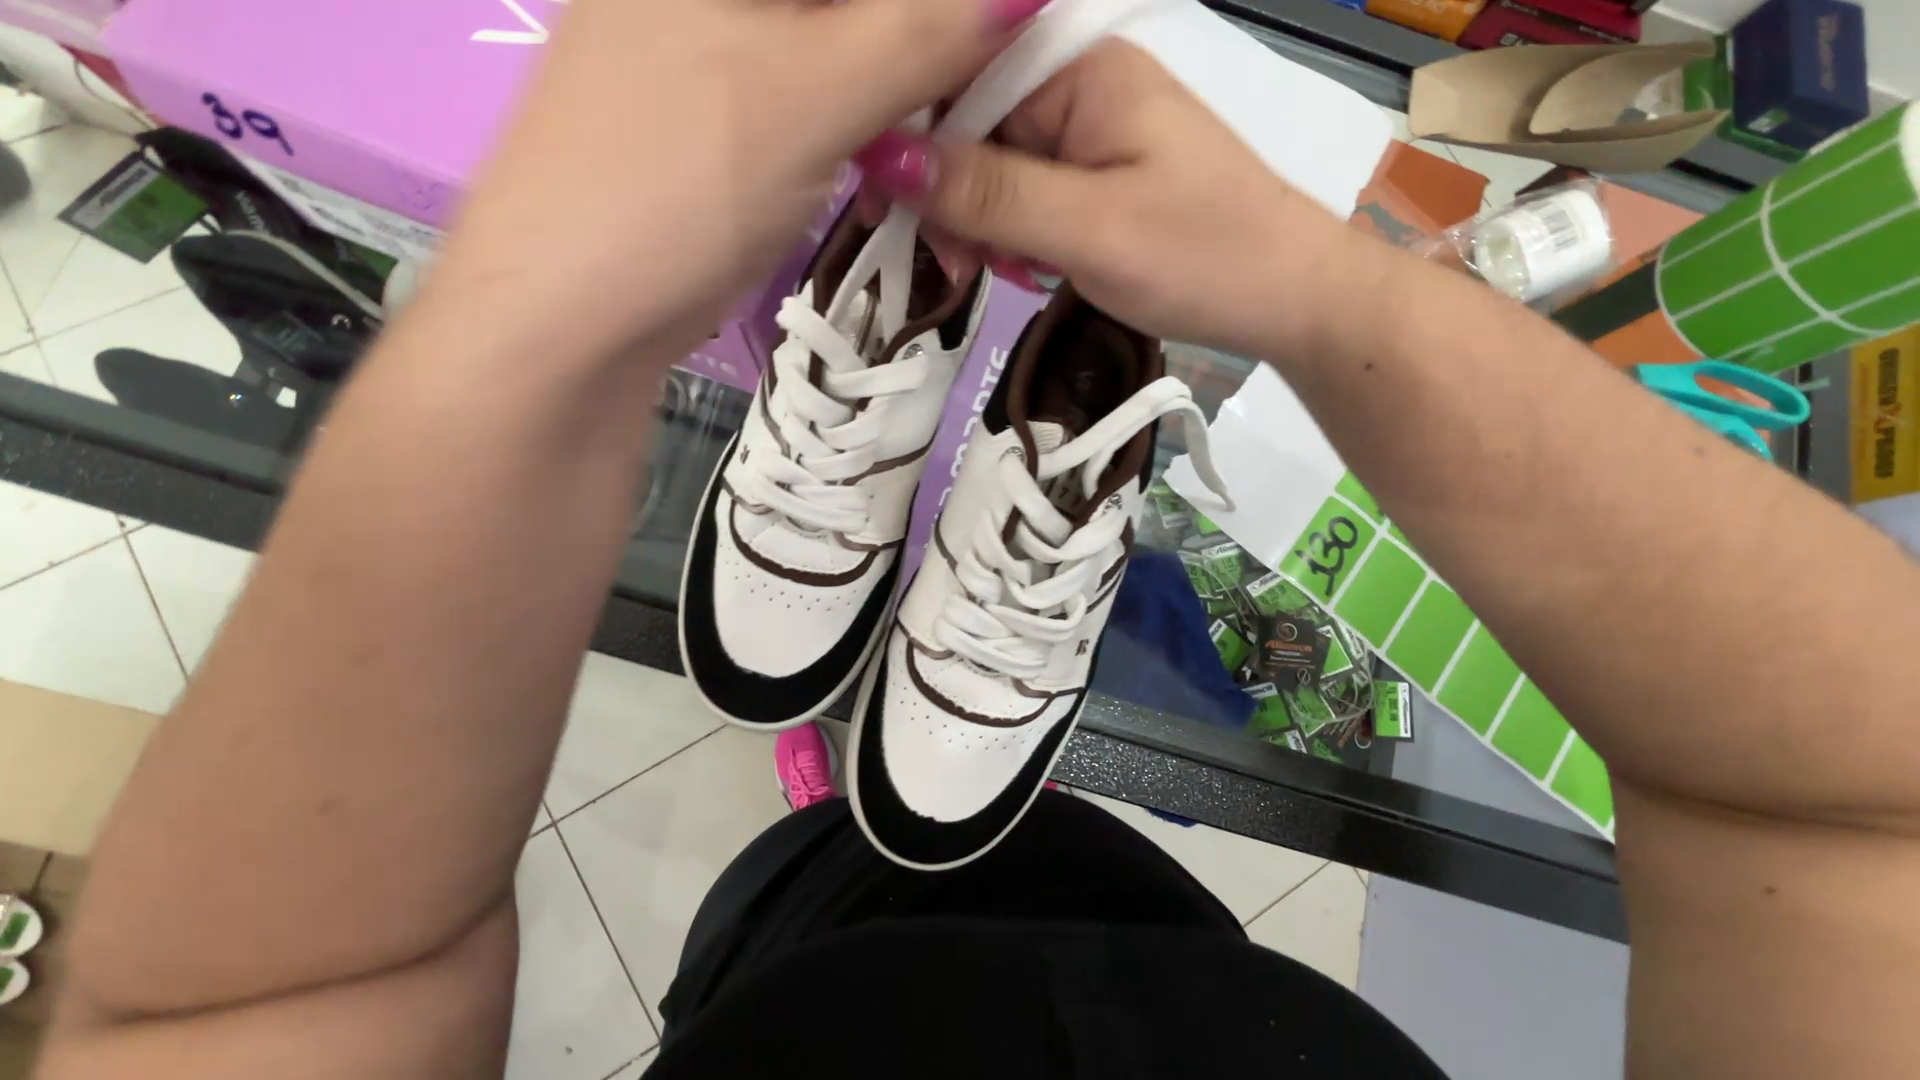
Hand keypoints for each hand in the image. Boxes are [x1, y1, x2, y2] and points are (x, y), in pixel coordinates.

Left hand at [418, 0, 1046, 366]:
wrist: (565, 324)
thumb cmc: (673, 186)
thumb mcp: (810, 95)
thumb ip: (922, 32)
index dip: (948, 5)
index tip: (1008, 38)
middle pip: (854, 4)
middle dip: (929, 44)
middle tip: (986, 97)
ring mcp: (707, 48)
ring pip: (842, 47)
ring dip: (905, 91)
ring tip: (952, 132)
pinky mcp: (719, 121)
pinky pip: (818, 99)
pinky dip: (868, 126)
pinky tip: (898, 156)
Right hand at [860, 40, 1375, 357]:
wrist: (1290, 298)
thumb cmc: (1202, 256)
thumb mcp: (1086, 228)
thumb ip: (986, 191)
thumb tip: (880, 154)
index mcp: (1078, 68)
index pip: (957, 80)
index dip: (911, 143)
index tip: (889, 218)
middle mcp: (1078, 84)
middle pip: (969, 127)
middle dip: (954, 200)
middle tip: (964, 268)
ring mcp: (1089, 131)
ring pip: (993, 169)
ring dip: (984, 226)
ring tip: (1009, 274)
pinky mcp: (1097, 174)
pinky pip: (1026, 194)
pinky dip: (1016, 235)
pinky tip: (1031, 268)